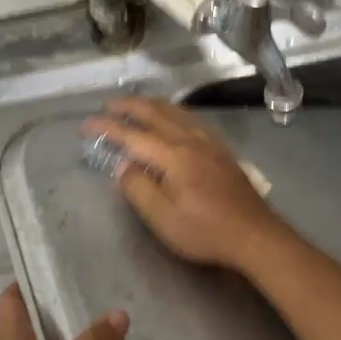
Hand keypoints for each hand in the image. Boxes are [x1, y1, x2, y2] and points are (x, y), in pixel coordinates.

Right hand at [83, 98, 290, 270]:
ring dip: (153, 105)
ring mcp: (211, 144)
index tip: (85, 126)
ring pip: (178, 112)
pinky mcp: (223, 152)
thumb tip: (123, 165)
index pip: (132, 135)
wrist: (255, 235)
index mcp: (174, 155)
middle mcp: (192, 141)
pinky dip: (175, 112)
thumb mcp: (163, 218)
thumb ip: (138, 188)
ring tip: (137, 104)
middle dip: (129, 106)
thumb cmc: (205, 231)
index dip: (106, 128)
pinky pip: (193, 120)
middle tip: (108, 104)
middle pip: (157, 113)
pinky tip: (176, 119)